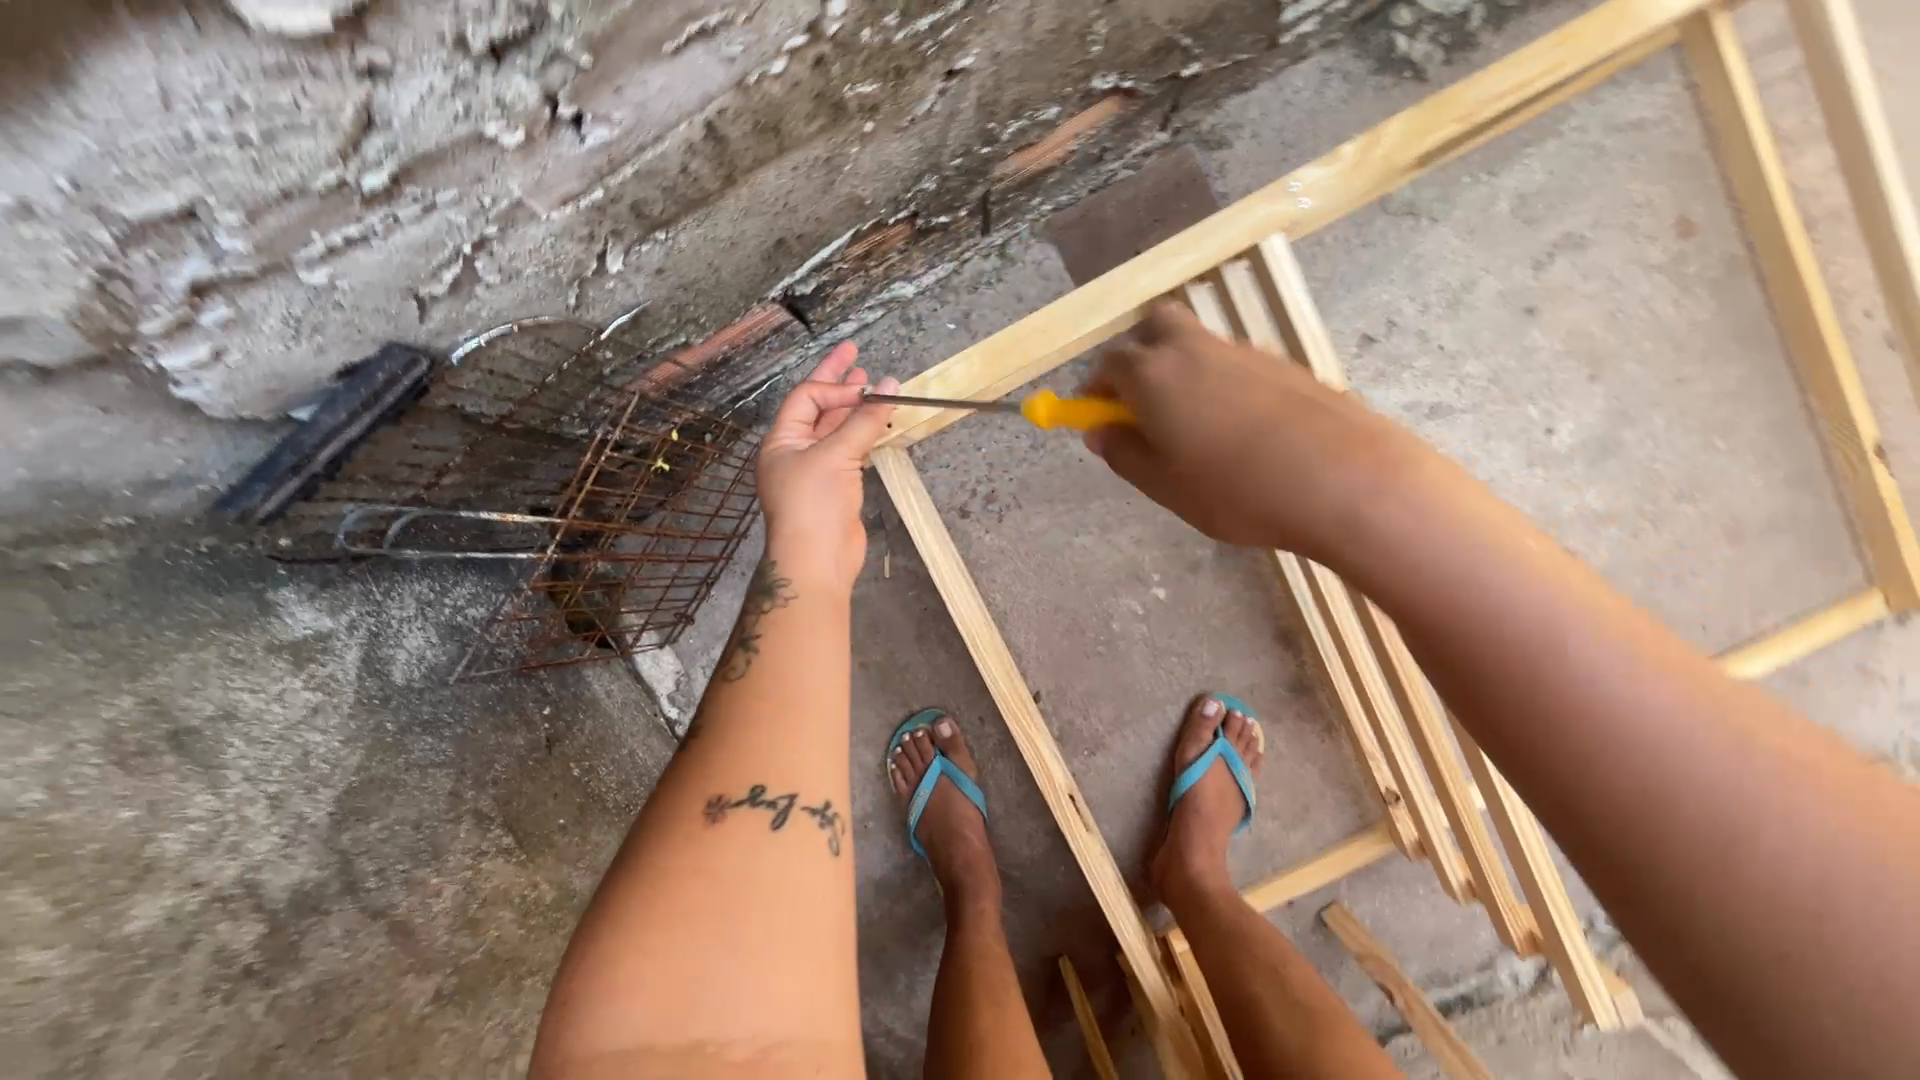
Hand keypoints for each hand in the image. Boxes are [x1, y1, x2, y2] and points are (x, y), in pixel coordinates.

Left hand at [756, 343, 897, 589]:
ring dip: (855, 410)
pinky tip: (879, 424)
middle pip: (818, 408)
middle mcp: (795, 452)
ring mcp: (816, 471)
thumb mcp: (836, 456)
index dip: (834, 386)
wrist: (818, 559)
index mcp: (782, 440)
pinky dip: (864, 436)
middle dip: (838, 383)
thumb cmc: (814, 503)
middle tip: (856, 354)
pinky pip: (850, 452)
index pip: (807, 398)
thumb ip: (864, 421)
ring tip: (875, 387)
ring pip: (836, 431)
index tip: (864, 385)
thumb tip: (891, 386)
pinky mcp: (836, 489)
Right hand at [1081, 303, 1427, 559]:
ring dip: (1182, 371)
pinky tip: (1241, 432)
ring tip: (1195, 430)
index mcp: (1154, 374)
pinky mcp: (1284, 365)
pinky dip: (1221, 383)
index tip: (1098, 419)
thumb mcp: (1166, 486)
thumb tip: (1100, 433)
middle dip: (1139, 356)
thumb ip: (1126, 455)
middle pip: (1155, 327)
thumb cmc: (1237, 489)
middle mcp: (1195, 348)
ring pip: (1197, 345)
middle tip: (1142, 406)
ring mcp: (1244, 351)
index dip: (1097, 389)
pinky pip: (1235, 363)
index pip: (1109, 364)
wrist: (1344, 479)